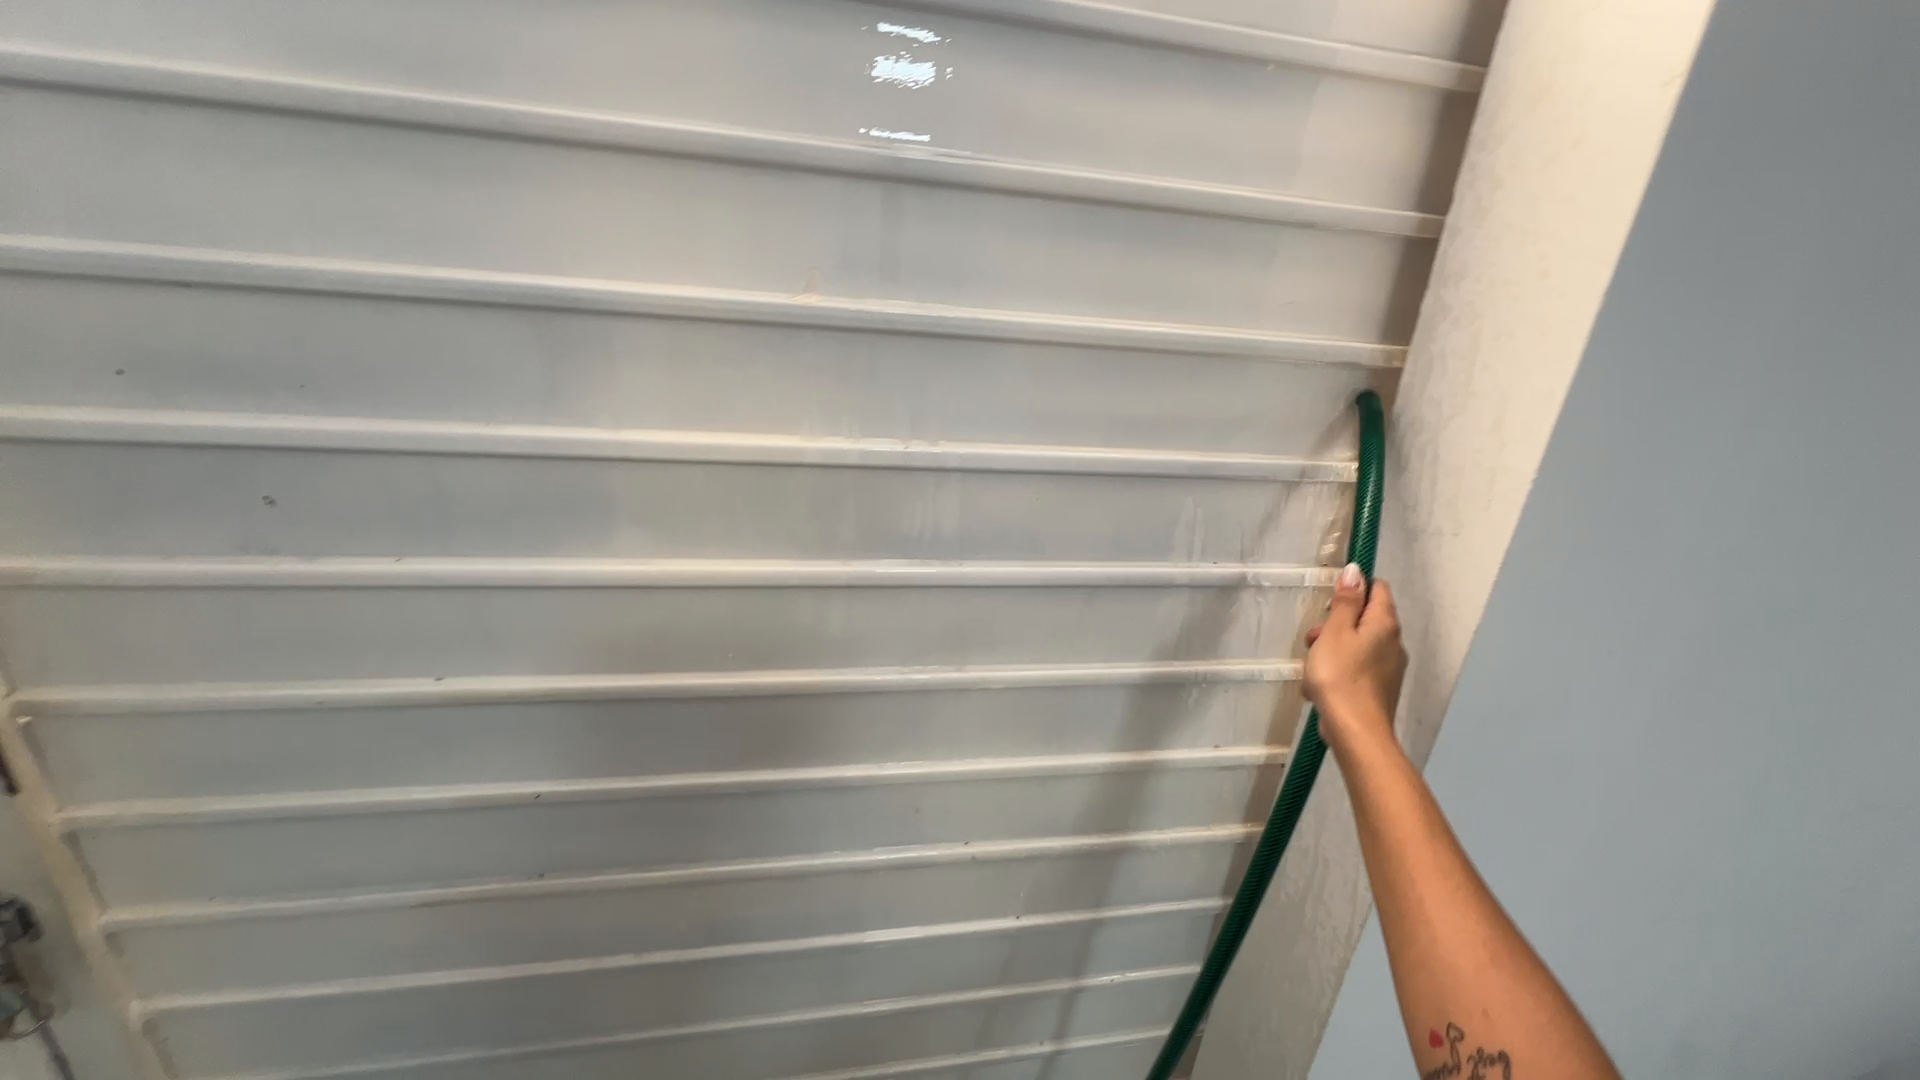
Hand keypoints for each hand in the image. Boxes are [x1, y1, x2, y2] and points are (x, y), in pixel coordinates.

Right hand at [1304, 563, 1406, 751]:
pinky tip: (1320, 688)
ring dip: (1332, 650)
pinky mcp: (1380, 689)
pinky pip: (1357, 669)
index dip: (1355, 588)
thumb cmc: (1340, 675)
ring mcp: (1390, 668)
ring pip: (1357, 646)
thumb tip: (1356, 571)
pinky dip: (1338, 672)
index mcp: (1385, 624)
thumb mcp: (1335, 632)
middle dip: (1335, 625)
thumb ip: (1346, 601)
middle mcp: (1394, 643)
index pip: (1378, 589)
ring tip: (1311, 669)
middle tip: (1313, 639)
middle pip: (1364, 619)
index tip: (1330, 602)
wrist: (1355, 730)